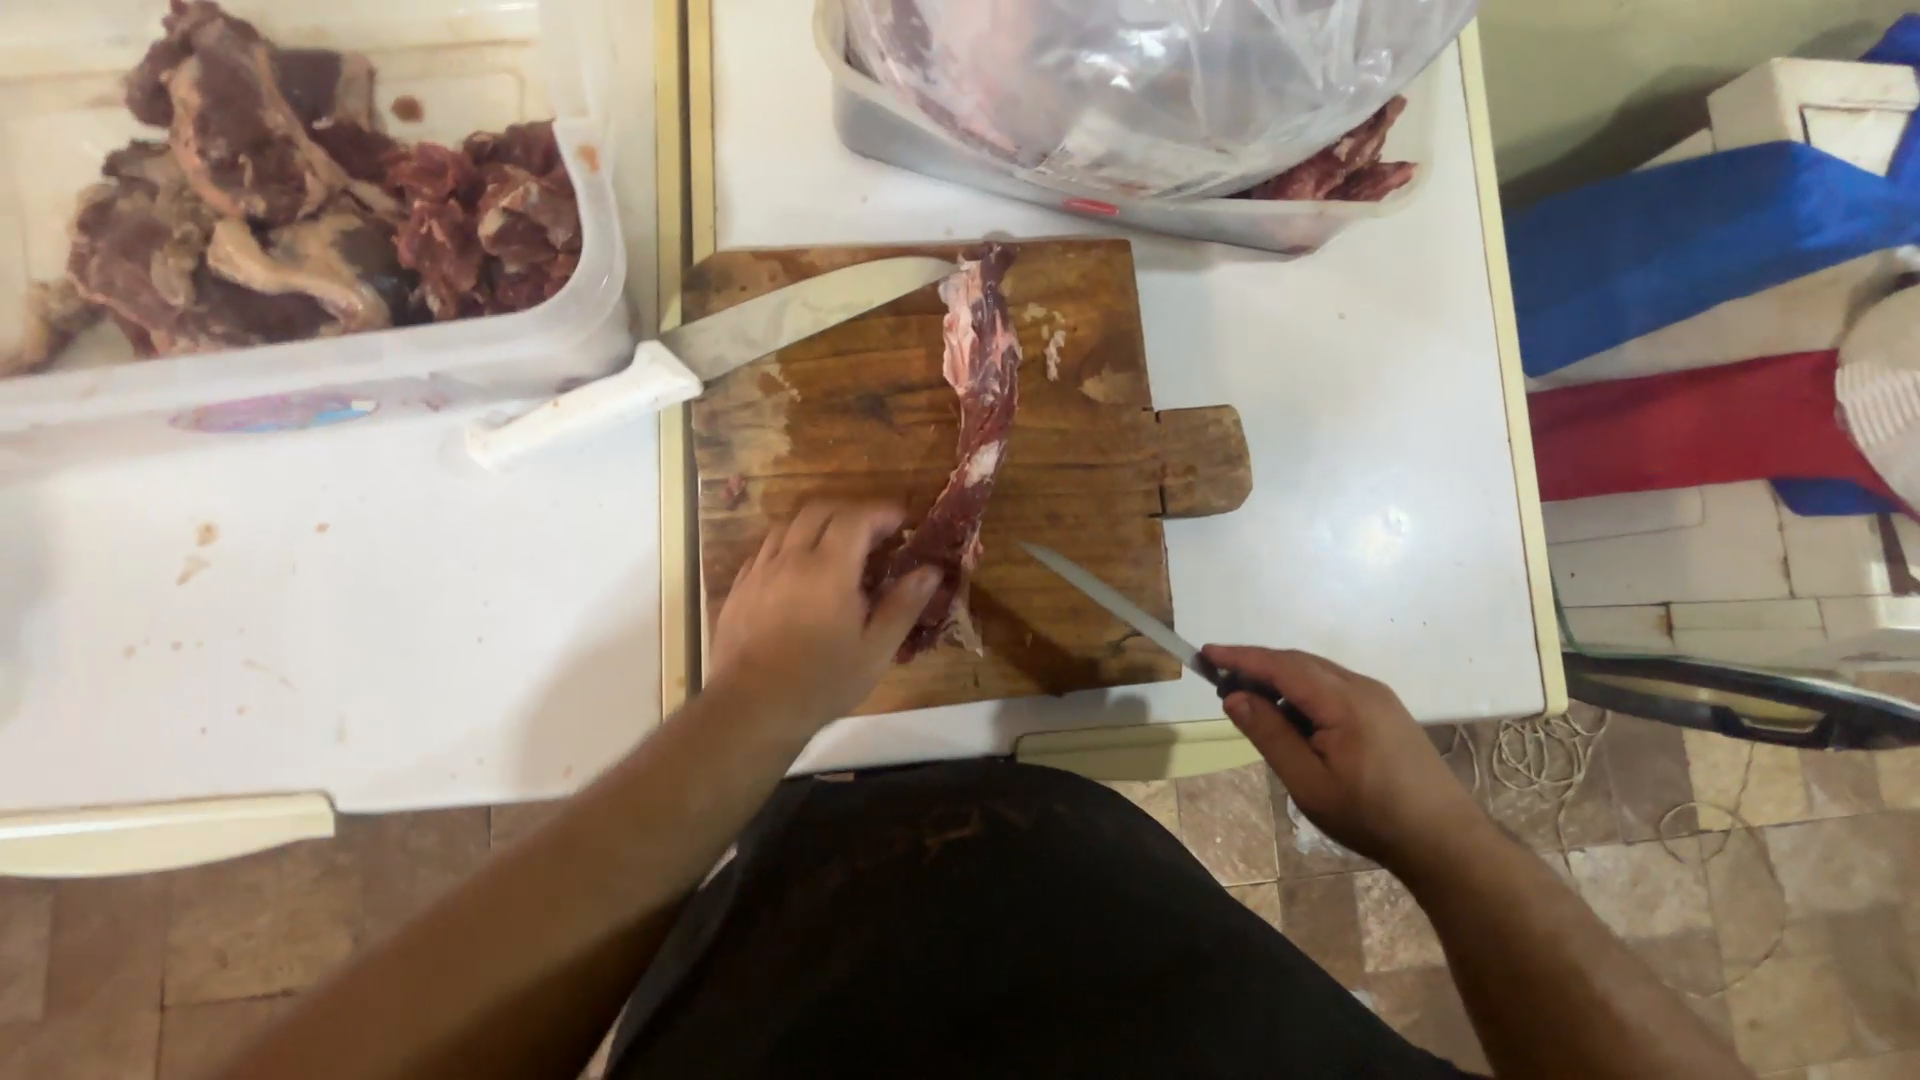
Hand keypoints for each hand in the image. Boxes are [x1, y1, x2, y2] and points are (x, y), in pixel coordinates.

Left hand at [709, 501, 939, 730]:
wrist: (752, 707)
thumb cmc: (822, 682)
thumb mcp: (876, 649)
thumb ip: (903, 604)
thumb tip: (931, 571)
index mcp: (829, 568)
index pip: (857, 517)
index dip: (882, 511)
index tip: (902, 519)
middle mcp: (792, 558)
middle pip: (820, 509)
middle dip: (850, 510)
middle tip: (873, 530)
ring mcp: (760, 571)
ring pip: (788, 524)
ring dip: (817, 524)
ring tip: (836, 545)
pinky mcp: (740, 587)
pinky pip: (766, 549)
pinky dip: (789, 545)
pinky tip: (798, 570)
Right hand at [1203, 645, 1489, 873]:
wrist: (1446, 842)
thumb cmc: (1371, 816)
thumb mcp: (1309, 783)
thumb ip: (1271, 735)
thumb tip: (1235, 697)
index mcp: (1344, 702)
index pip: (1282, 665)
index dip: (1242, 657)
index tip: (1207, 653)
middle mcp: (1362, 688)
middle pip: (1299, 662)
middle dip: (1257, 665)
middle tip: (1219, 678)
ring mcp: (1379, 698)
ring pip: (1317, 673)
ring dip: (1280, 679)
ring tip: (1249, 701)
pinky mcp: (1386, 713)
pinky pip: (1333, 687)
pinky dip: (1302, 692)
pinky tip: (1290, 718)